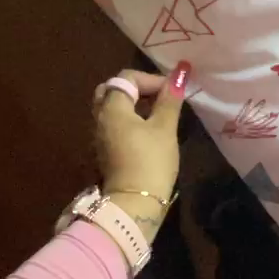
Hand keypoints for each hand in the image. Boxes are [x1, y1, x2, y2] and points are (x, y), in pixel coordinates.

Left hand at [95, 62, 188, 237]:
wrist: (134, 203)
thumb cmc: (151, 161)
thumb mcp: (164, 128)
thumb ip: (170, 100)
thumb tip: (179, 74)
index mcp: (111, 107)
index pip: (126, 78)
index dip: (151, 79)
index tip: (171, 92)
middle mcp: (99, 118)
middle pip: (112, 91)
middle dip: (136, 89)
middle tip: (159, 98)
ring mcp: (98, 136)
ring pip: (111, 109)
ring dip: (132, 106)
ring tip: (156, 114)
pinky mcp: (103, 151)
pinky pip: (112, 125)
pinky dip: (127, 120)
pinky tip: (146, 132)